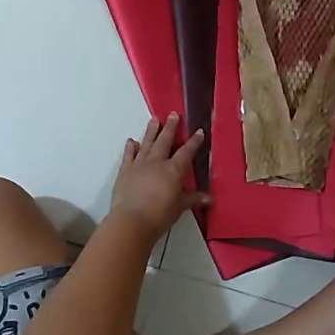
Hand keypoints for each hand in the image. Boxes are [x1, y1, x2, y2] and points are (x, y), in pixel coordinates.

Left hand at [109, 114, 207, 237]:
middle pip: (165, 140)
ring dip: (151, 131)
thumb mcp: (180, 207)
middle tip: (173, 114)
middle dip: (170, 127)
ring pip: (147, 143)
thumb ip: (193, 199)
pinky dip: (131, 147)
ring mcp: (139, 164)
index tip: (198, 131)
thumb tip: (209, 198)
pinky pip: (129, 155)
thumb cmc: (160, 214)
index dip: (194, 141)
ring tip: (154, 120)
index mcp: (173, 169)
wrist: (132, 220)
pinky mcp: (125, 170)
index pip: (186, 152)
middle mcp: (157, 162)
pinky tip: (132, 141)